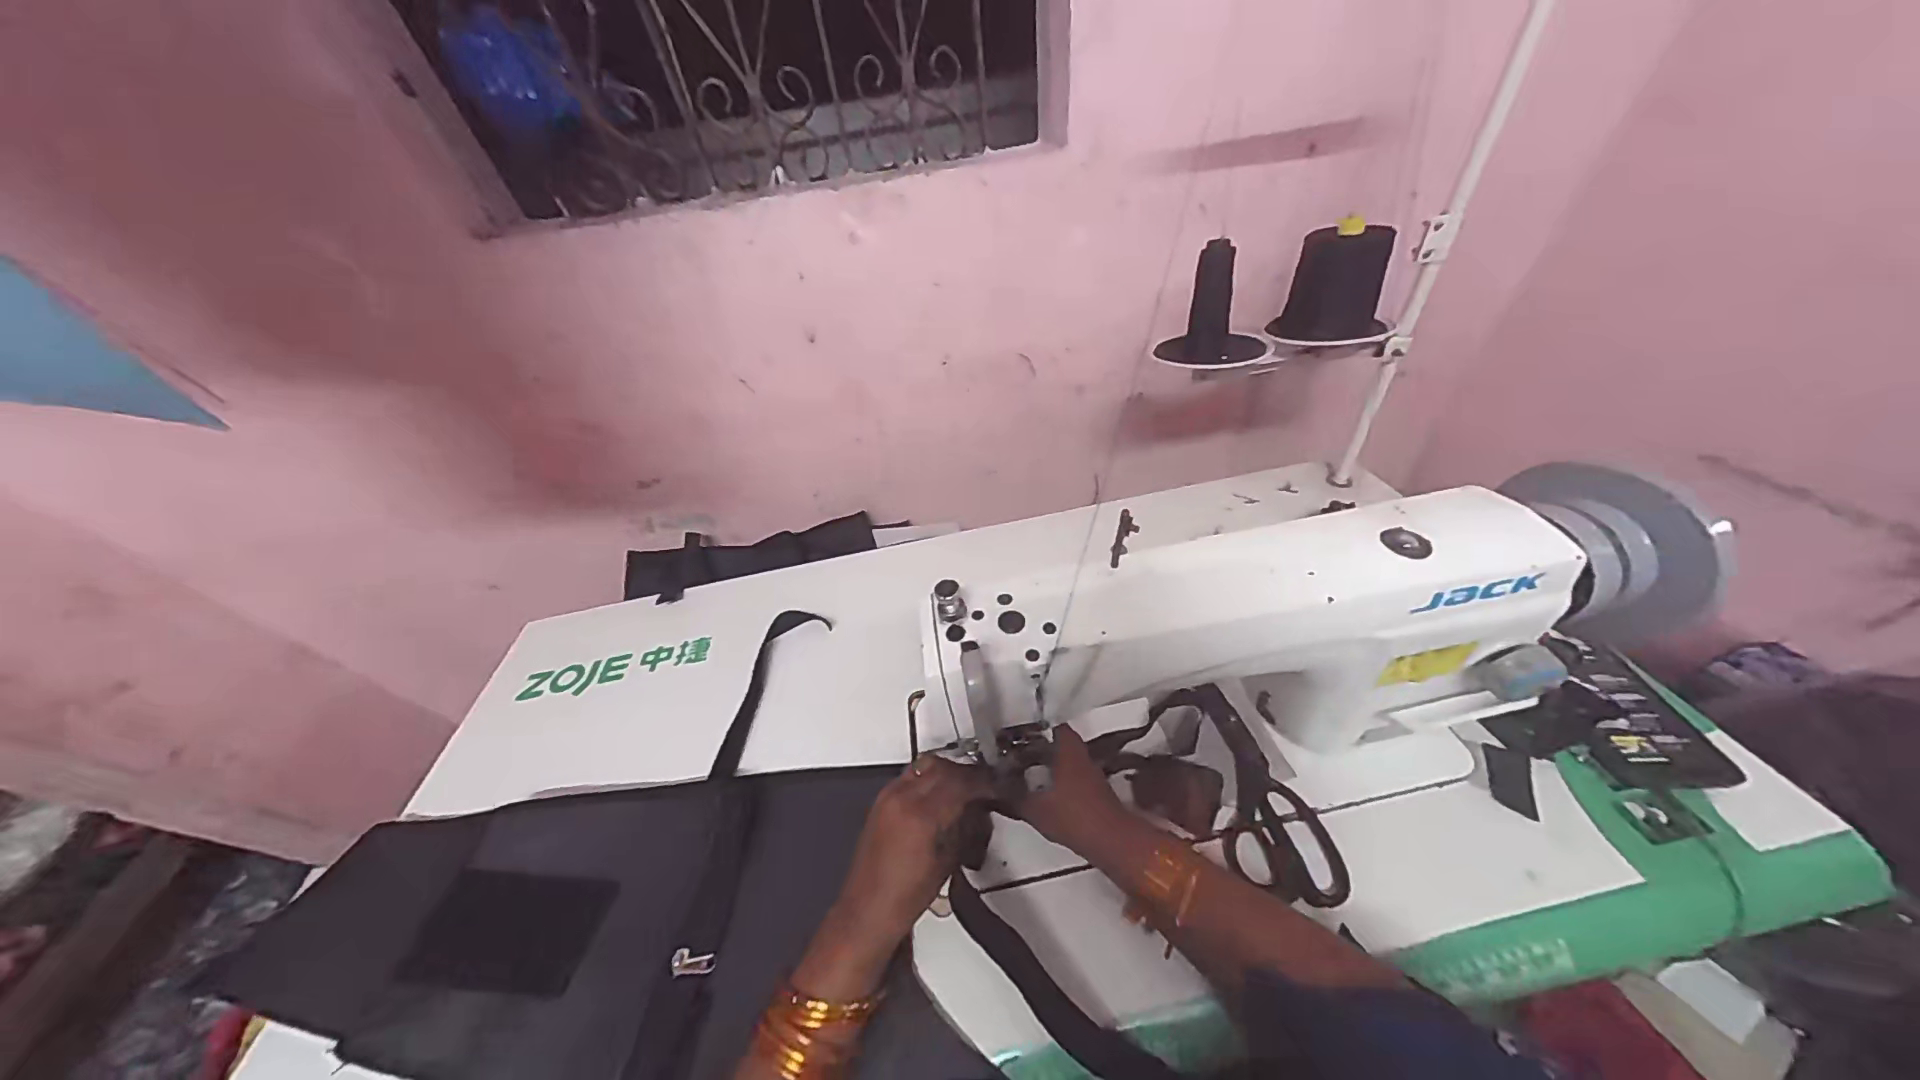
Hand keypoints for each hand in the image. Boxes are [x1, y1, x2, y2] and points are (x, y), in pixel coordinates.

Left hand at [835, 754, 992, 935]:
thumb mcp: (948, 860)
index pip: (960, 781)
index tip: (995, 786)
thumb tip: (979, 807)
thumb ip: (966, 826)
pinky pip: (910, 776)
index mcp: (921, 815)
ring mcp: (888, 796)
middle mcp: (901, 798)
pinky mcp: (880, 800)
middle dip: (966, 773)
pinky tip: (939, 796)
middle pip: (942, 766)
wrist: (868, 908)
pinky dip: (929, 779)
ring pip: (925, 765)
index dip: (983, 781)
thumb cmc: (907, 896)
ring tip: (961, 790)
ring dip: (947, 772)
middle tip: (981, 786)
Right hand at [1019, 726, 1129, 850]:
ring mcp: (1090, 770)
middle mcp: (1080, 753)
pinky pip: (1071, 770)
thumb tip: (991, 788)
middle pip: (1057, 738)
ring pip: (1065, 755)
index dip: (1031, 724)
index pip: (1049, 724)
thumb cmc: (1072, 817)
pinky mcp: (1094, 786)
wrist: (1112, 841)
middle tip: (1014, 747)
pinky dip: (1057, 773)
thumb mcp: (1034, 809)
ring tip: (1023, 765)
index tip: (1013, 728)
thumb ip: (1012, 796)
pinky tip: (1042, 785)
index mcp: (1067, 749)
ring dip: (1048, 758)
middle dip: (1036, 742)